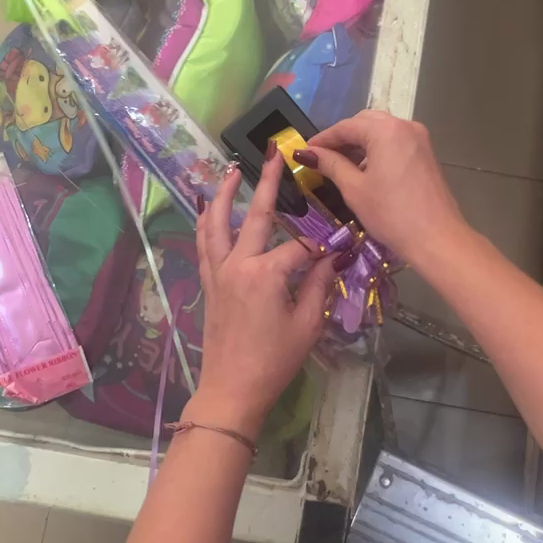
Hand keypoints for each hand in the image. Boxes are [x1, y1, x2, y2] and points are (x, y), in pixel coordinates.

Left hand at [189, 150, 338, 437]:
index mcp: (266, 274)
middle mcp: (238, 264)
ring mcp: (219, 271)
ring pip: (217, 222)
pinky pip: (204, 242)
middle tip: (274, 153)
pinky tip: (208, 208)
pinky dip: (206, 221)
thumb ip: (320, 284)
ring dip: (224, 193)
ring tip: (232, 170)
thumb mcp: (307, 325)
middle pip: (256, 216)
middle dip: (268, 183)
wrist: (232, 389)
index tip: (338, 249)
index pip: (300, 247)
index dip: (322, 248)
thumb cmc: (274, 361)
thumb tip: (335, 254)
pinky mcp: (209, 281)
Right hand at [297, 111, 469, 273]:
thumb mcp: (354, 189)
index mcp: (386, 130)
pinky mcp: (426, 153)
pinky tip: (366, 170)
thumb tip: (307, 153)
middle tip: (322, 157)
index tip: (305, 151)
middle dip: (343, 138)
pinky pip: (395, 142)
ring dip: (360, 144)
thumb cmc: (392, 214)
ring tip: (341, 166)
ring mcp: (420, 139)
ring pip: (382, 131)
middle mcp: (405, 126)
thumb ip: (331, 164)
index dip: (323, 138)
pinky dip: (378, 150)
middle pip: (365, 122)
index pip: (347, 126)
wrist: (437, 238)